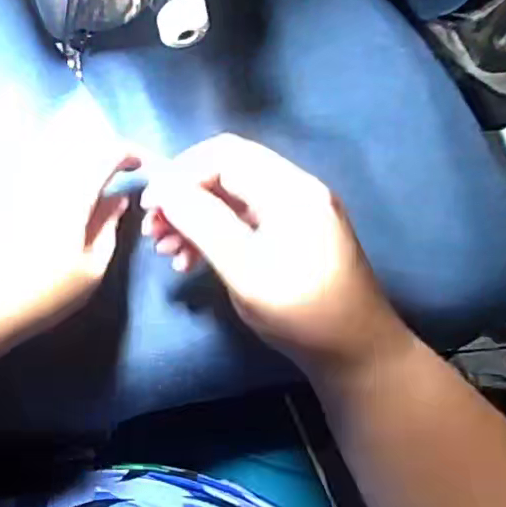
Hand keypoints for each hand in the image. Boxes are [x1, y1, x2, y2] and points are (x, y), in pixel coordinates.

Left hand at [0, 114, 139, 357]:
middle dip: (96, 148)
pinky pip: (0, 143)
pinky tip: (26, 168)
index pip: (107, 150)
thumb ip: (108, 229)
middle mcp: (37, 166)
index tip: (136, 165)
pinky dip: (21, 143)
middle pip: (74, 136)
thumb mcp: (87, 274)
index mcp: (71, 189)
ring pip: (39, 138)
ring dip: (62, 147)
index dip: (127, 152)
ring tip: (67, 172)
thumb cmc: (32, 298)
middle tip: (103, 171)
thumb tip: (117, 198)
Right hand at [141, 133, 411, 375]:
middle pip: (225, 173)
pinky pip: (242, 222)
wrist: (355, 352)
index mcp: (289, 189)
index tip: (149, 207)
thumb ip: (202, 223)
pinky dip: (212, 235)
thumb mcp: (245, 268)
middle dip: (183, 197)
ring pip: (229, 199)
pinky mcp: (289, 235)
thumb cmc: (299, 311)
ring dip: (193, 218)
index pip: (224, 155)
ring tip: (166, 250)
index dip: (179, 174)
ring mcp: (293, 213)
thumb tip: (162, 188)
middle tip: (153, 231)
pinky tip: (190, 260)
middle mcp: (293, 190)